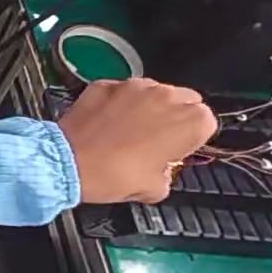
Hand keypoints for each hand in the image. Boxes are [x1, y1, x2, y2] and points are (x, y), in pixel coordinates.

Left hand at [57, 78, 216, 203]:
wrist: (66, 162)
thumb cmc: (113, 175)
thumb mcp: (154, 188)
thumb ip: (167, 174)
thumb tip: (159, 172)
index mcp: (191, 121)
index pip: (205, 123)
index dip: (190, 138)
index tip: (174, 150)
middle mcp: (166, 95)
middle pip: (183, 100)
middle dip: (173, 116)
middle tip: (153, 138)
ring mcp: (132, 86)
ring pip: (151, 91)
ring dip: (145, 105)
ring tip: (126, 129)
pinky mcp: (103, 84)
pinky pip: (117, 91)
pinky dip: (115, 101)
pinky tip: (104, 120)